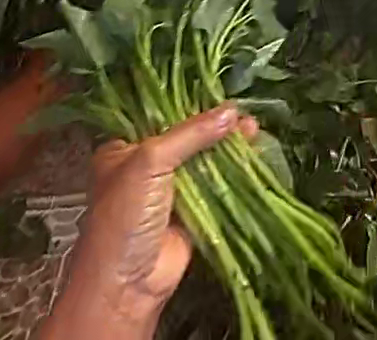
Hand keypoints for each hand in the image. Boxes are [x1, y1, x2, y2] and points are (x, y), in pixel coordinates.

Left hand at [39, 105, 256, 339]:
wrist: (126, 285)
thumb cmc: (125, 215)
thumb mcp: (150, 161)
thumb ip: (191, 133)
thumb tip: (232, 111)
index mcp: (124, 149)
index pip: (160, 116)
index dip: (189, 103)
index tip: (218, 91)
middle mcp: (146, 166)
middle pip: (186, 138)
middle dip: (214, 125)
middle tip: (240, 113)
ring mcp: (169, 191)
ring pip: (203, 161)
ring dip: (228, 146)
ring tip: (252, 129)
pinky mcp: (192, 213)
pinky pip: (216, 186)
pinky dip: (234, 172)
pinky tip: (252, 154)